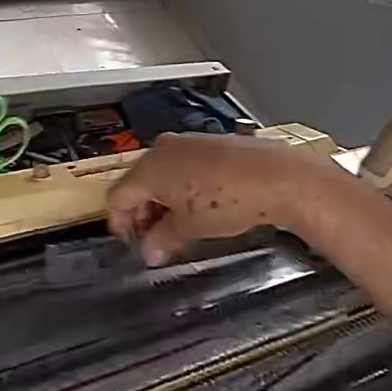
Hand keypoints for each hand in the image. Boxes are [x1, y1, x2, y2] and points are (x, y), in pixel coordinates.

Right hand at [106, 132, 347, 264]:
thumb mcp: (188, 228)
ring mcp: (187, 141)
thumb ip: (162, 239)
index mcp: (150, 167)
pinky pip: (183, 164)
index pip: (118, 197)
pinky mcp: (208, 142)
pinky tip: (200, 207)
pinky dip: (182, 186)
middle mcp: (164, 148)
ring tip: (179, 227)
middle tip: (155, 241)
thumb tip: (151, 249)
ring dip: (163, 200)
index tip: (132, 243)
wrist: (273, 175)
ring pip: (161, 173)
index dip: (121, 224)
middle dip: (143, 213)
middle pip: (138, 182)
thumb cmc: (229, 199)